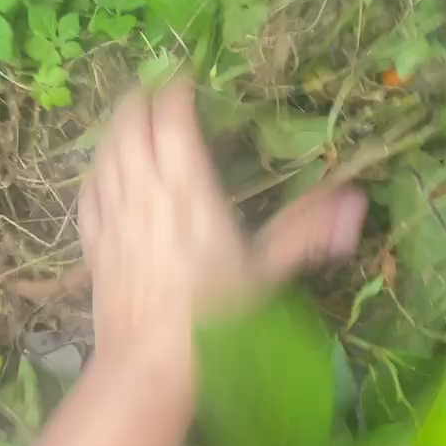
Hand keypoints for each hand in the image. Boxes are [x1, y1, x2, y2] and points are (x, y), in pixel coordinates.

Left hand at [78, 79, 367, 370]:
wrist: (150, 363)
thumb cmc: (211, 320)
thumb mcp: (265, 275)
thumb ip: (306, 233)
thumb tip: (357, 203)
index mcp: (187, 190)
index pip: (172, 118)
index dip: (177, 91)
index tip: (189, 81)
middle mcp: (143, 192)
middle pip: (131, 124)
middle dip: (143, 100)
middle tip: (158, 92)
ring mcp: (113, 217)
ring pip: (105, 152)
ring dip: (116, 127)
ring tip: (131, 118)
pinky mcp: (93, 245)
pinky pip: (88, 192)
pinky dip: (96, 170)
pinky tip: (102, 169)